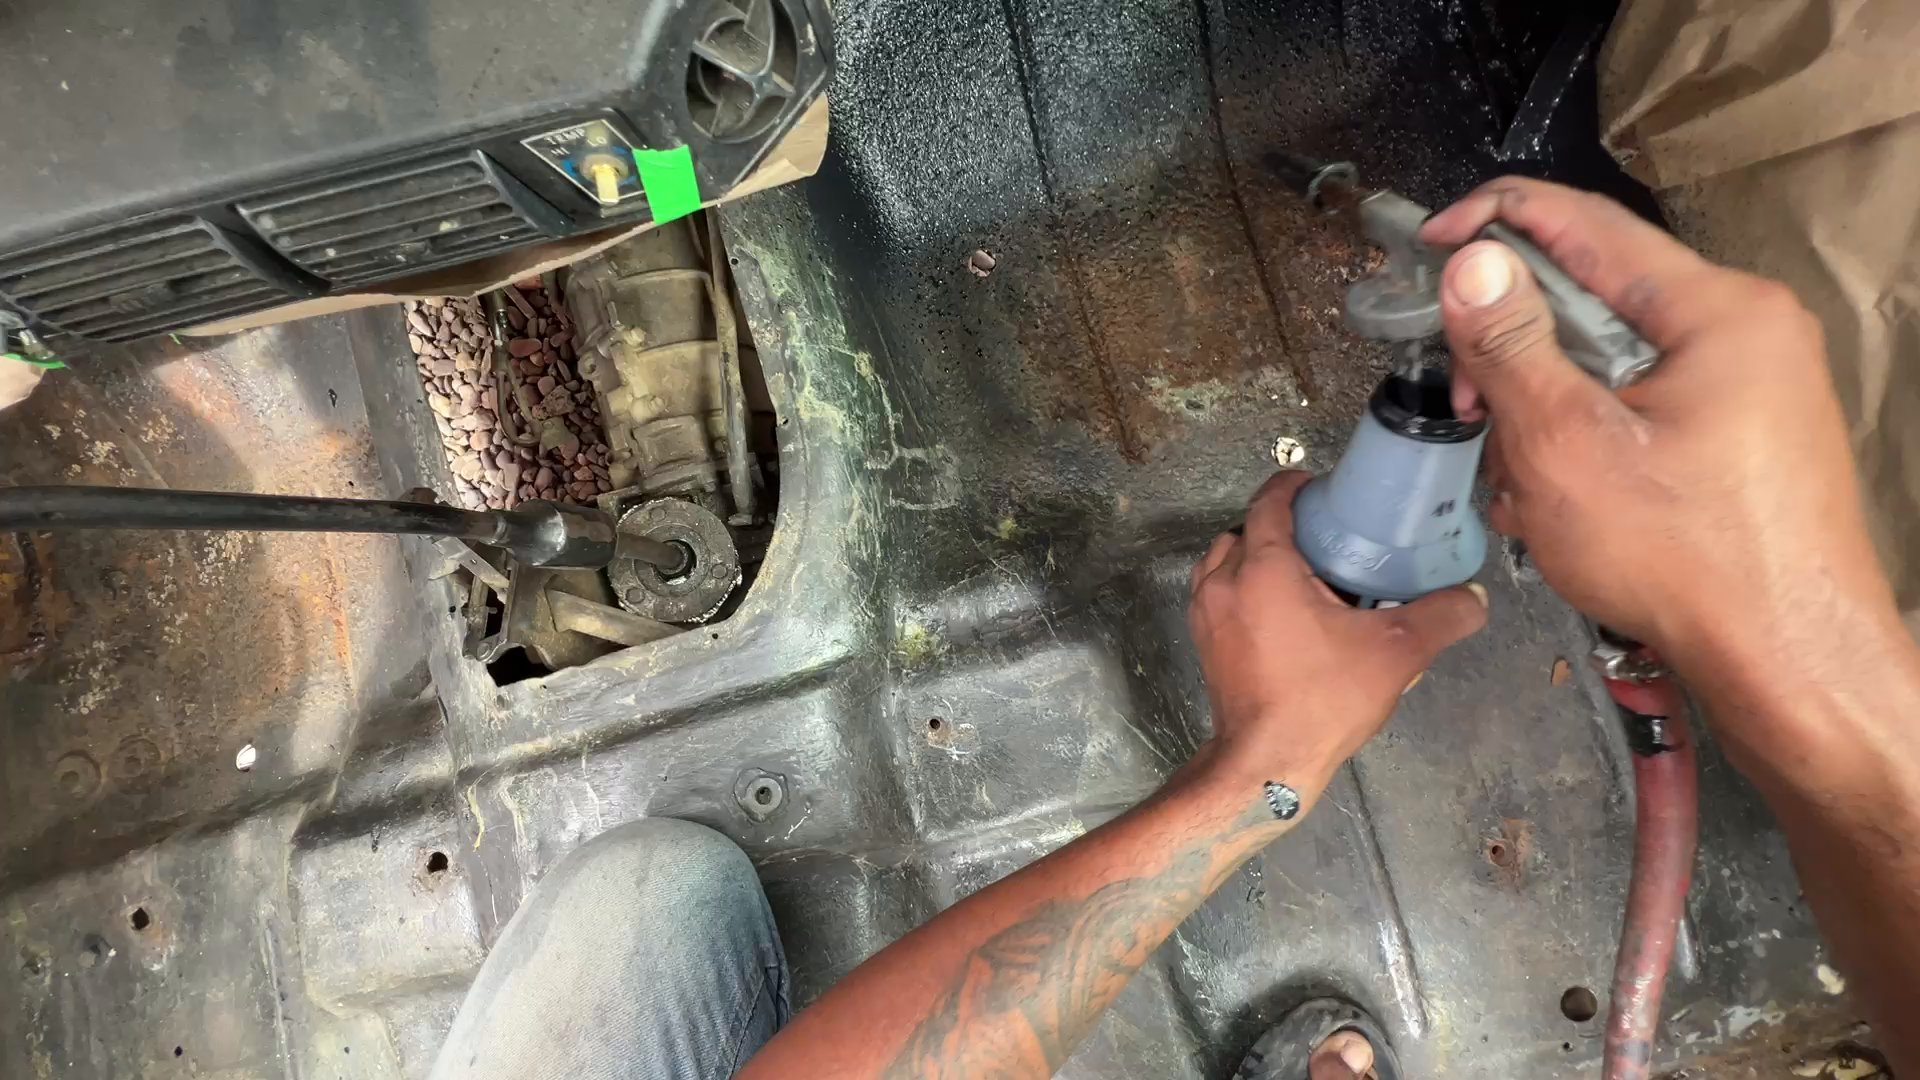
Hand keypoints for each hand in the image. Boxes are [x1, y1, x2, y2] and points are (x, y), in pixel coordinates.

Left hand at [1186, 471, 1487, 804]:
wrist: (1266, 756)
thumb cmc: (1323, 697)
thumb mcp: (1395, 652)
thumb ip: (1442, 615)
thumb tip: (1473, 596)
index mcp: (1262, 568)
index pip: (1269, 503)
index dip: (1291, 484)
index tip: (1316, 484)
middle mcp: (1223, 580)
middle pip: (1244, 529)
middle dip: (1276, 523)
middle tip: (1319, 535)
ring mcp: (1204, 609)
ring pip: (1221, 558)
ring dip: (1251, 553)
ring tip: (1297, 570)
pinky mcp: (1200, 636)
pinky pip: (1214, 589)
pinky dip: (1237, 583)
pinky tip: (1275, 608)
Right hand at [1419, 178, 1902, 768]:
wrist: (1776, 653)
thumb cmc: (1674, 547)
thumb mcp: (1565, 442)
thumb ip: (1511, 346)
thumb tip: (1469, 261)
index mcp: (1712, 312)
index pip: (1588, 226)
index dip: (1497, 218)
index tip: (1427, 239)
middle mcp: (1729, 331)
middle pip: (1583, 298)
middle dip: (1502, 345)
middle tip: (1460, 402)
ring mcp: (1725, 382)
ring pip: (1589, 359)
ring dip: (1524, 401)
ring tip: (1505, 466)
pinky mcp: (1710, 428)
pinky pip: (1609, 402)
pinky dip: (1557, 432)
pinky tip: (1539, 486)